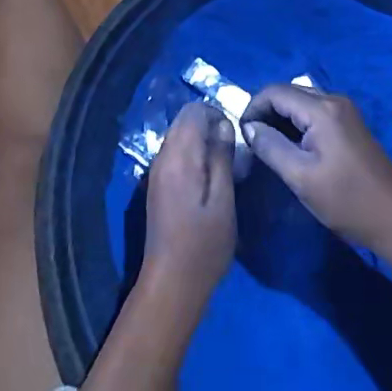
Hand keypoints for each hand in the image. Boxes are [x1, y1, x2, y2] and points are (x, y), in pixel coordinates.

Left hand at [141, 102, 236, 300]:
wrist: (171, 280)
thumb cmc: (204, 244)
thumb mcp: (223, 200)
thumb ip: (222, 158)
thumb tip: (224, 124)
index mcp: (179, 156)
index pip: (193, 111)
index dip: (215, 113)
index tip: (235, 134)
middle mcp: (162, 156)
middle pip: (183, 120)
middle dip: (208, 124)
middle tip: (232, 148)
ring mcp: (156, 170)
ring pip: (178, 135)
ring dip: (199, 139)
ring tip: (224, 161)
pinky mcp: (156, 183)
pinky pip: (174, 152)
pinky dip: (191, 152)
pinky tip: (207, 175)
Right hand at [241, 84, 391, 248]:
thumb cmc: (348, 201)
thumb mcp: (301, 177)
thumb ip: (271, 147)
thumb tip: (250, 128)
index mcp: (322, 109)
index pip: (274, 92)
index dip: (253, 108)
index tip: (243, 134)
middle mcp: (333, 101)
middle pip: (287, 93)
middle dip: (265, 112)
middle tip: (253, 141)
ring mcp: (344, 112)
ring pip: (300, 102)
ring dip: (280, 118)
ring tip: (269, 146)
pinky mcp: (349, 125)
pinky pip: (313, 112)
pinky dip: (296, 124)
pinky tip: (292, 147)